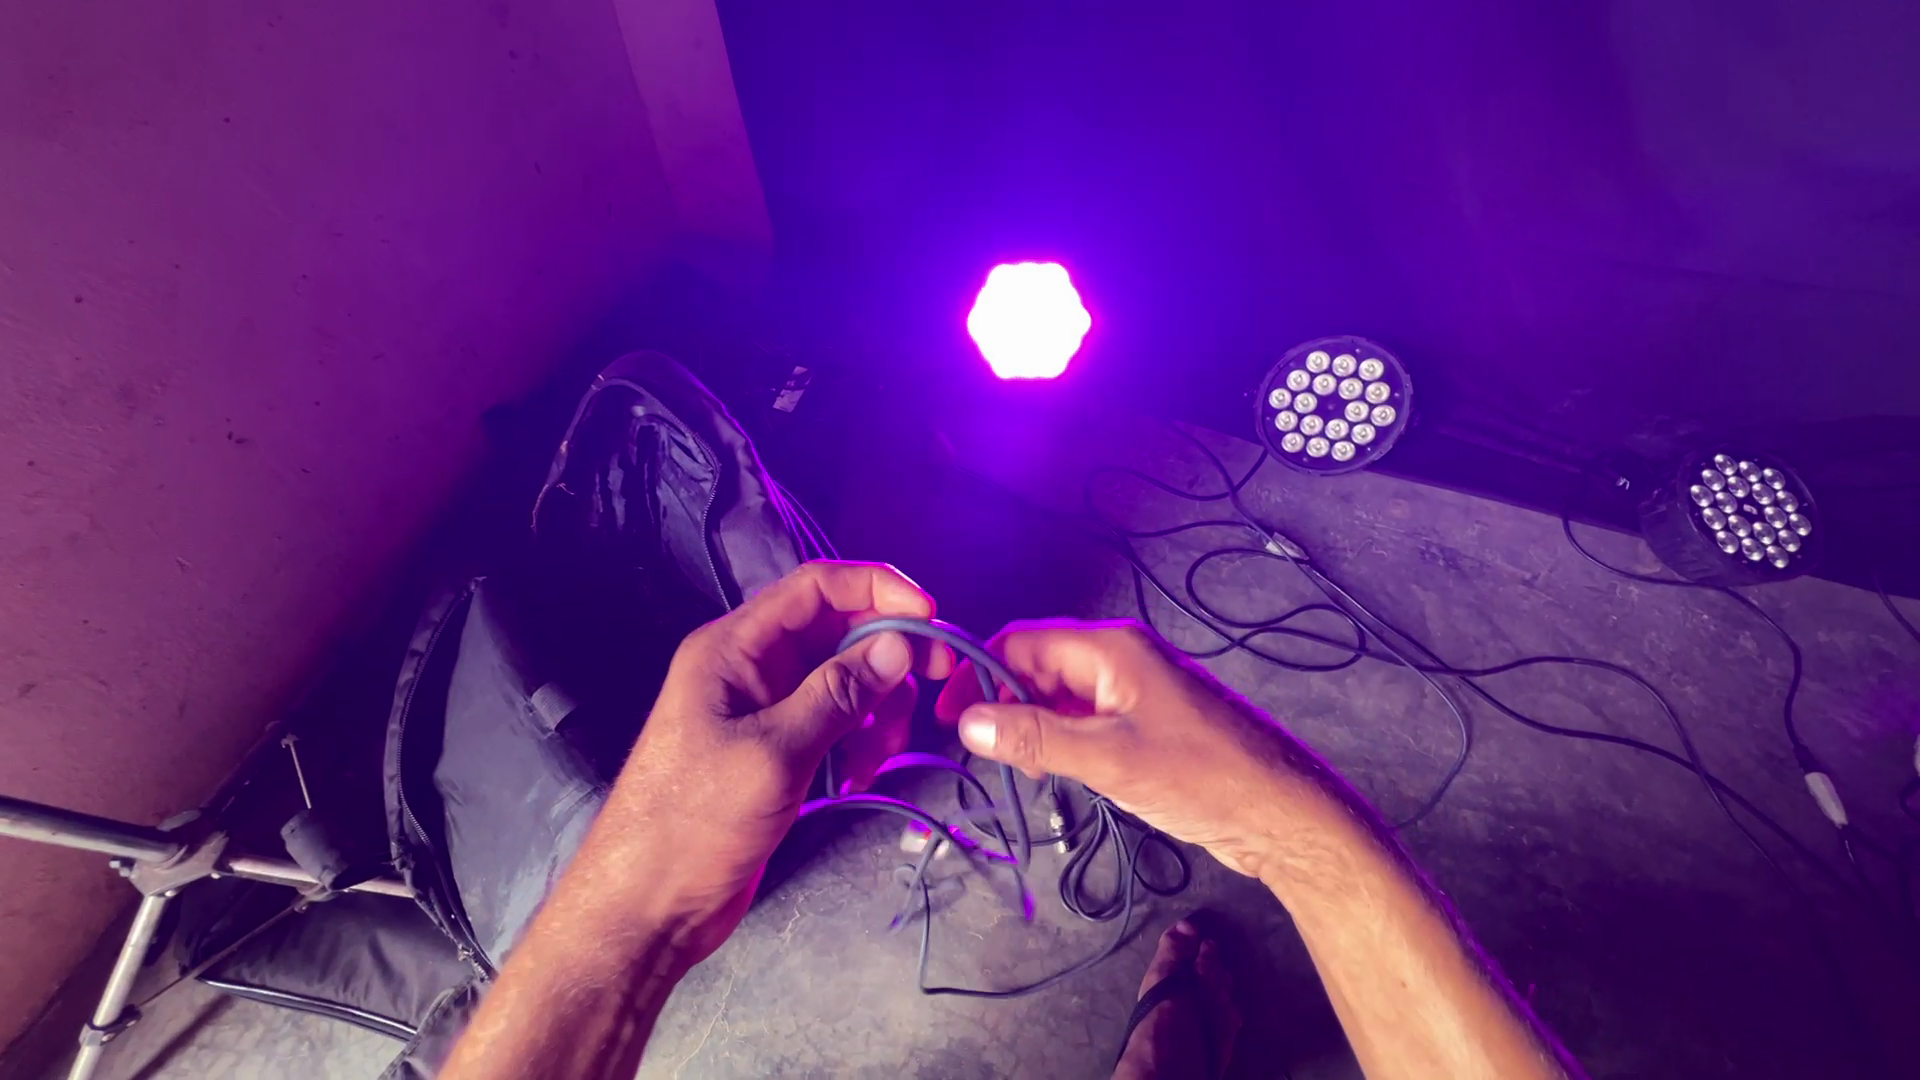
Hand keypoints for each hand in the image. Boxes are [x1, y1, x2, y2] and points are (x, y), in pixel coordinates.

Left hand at [578, 561, 952, 963]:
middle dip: (889, 653)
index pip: (816, 586)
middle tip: (936, 679)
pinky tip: (858, 775)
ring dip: (878, 707)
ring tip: (875, 757)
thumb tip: (900, 643)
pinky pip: (840, 716)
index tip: (928, 616)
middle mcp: (754, 663)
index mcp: (735, 645)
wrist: (648, 910)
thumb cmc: (693, 824)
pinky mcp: (785, 740)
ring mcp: (770, 703)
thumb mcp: (773, 754)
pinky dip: (861, 737)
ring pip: (849, 675)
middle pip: (840, 629)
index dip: (877, 588)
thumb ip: (837, 694)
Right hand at [934, 620, 1343, 880]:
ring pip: (1059, 695)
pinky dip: (1061, 739)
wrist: (1284, 815)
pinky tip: (1057, 769)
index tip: (951, 717)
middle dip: (1007, 702)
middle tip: (992, 752)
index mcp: (1110, 647)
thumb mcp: (1109, 758)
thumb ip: (1035, 737)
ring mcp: (1132, 690)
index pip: (1021, 641)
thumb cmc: (1201, 776)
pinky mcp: (1142, 720)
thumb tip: (967, 722)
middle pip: (1038, 665)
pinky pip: (1084, 717)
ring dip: (1034, 725)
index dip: (979, 673)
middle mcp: (1118, 658)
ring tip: (1028, 767)